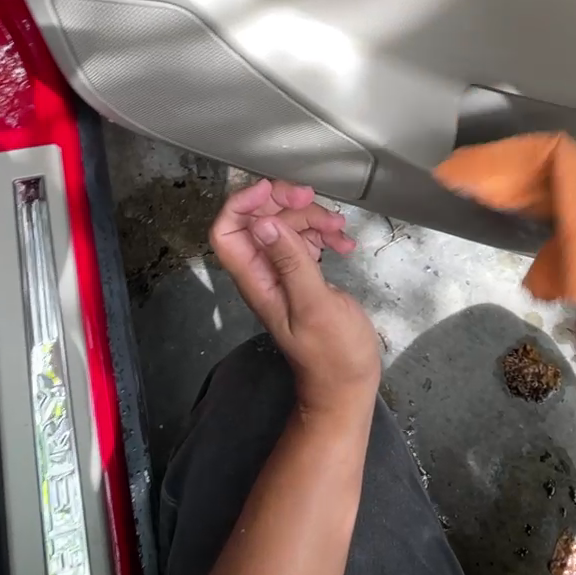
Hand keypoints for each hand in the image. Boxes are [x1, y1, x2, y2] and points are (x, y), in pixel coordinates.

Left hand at [211, 179, 379, 414]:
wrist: (348, 383)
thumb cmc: (332, 353)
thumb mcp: (314, 306)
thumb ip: (292, 263)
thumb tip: (267, 224)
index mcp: (256, 279)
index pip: (227, 232)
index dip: (242, 204)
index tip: (273, 190)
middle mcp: (264, 272)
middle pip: (259, 220)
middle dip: (284, 203)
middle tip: (313, 199)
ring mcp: (283, 273)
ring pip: (286, 226)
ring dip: (313, 218)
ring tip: (339, 228)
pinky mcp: (304, 275)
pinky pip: (306, 240)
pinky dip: (325, 233)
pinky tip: (344, 242)